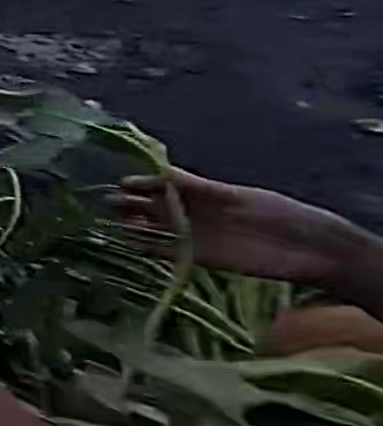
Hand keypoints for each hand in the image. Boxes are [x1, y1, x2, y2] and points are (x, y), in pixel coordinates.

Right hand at [114, 169, 380, 295]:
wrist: (313, 251)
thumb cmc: (278, 214)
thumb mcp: (235, 195)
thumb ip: (195, 185)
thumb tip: (155, 170)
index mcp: (195, 194)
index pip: (155, 185)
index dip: (137, 182)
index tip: (123, 183)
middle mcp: (185, 212)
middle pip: (144, 204)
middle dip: (124, 202)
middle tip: (111, 203)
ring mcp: (186, 234)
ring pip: (145, 226)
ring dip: (128, 224)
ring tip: (116, 224)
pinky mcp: (190, 255)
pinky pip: (157, 250)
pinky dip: (141, 246)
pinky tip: (129, 242)